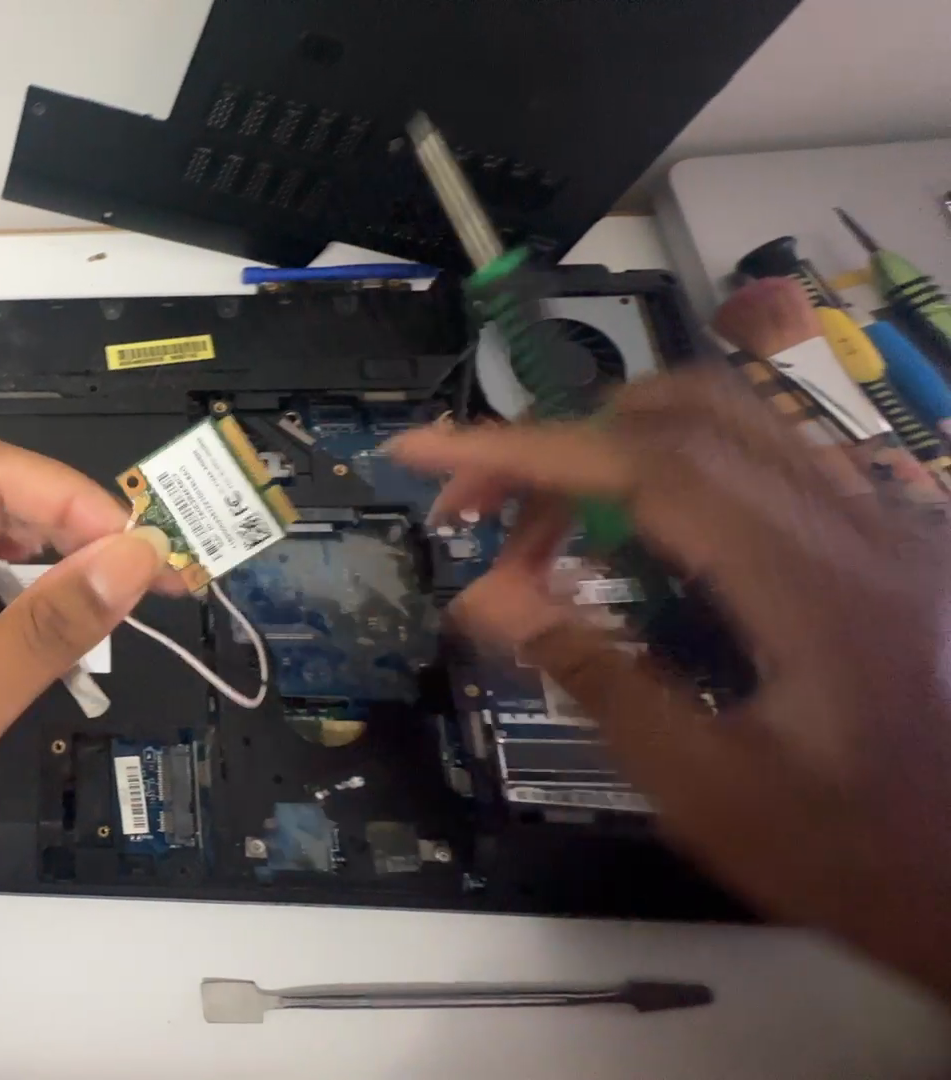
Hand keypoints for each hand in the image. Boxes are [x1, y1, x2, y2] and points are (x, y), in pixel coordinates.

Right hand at [390, 369, 950, 999]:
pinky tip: (613, 535)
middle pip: (675, 420)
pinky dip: (649, 473)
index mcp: (817, 586)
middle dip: (545, 450)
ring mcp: (885, 526)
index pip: (642, 467)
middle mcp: (863, 529)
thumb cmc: (873, 858)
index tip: (416, 449)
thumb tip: (480, 595)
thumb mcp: (706, 787)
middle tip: (469, 513)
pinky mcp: (886, 541)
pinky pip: (750, 462)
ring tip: (532, 527)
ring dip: (595, 454)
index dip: (515, 448)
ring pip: (720, 424)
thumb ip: (590, 673)